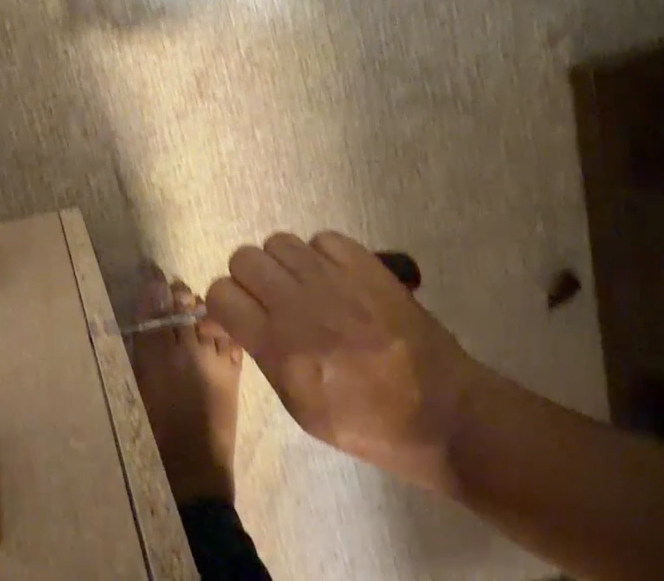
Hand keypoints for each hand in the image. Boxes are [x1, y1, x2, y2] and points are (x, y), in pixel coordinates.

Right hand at [206, 231, 483, 491]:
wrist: (443, 413)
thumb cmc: (367, 424)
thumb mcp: (300, 407)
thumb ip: (265, 356)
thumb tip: (237, 320)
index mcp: (279, 348)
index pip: (221, 294)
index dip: (223, 304)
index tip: (237, 315)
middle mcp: (300, 305)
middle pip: (244, 259)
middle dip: (248, 279)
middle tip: (270, 300)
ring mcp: (335, 280)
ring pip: (279, 242)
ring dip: (283, 264)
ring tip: (304, 288)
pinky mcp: (367, 266)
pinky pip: (322, 239)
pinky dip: (320, 255)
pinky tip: (334, 280)